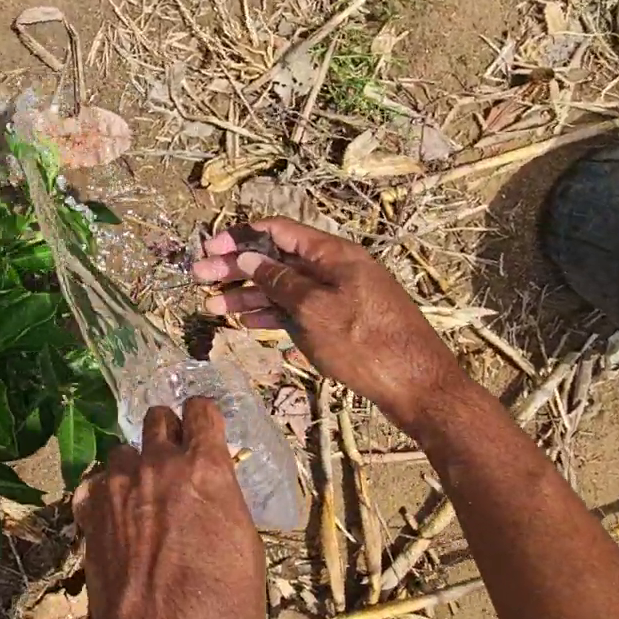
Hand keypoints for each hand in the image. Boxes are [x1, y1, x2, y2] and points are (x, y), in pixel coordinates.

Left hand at [69, 398, 263, 618]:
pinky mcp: (89, 507)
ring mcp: (118, 483)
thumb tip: (210, 492)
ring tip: (143, 502)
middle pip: (156, 418)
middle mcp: (158, 463)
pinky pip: (97, 483)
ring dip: (135, 468)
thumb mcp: (244, 551)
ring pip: (123, 452)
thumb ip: (221, 503)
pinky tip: (116, 522)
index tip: (202, 427)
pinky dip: (106, 495)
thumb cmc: (222, 615)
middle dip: (165, 433)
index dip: (202, 417)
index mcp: (205, 469)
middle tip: (172, 461)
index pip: (201, 411)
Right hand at [190, 217, 465, 433]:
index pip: (278, 231)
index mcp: (333, 255)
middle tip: (199, 277)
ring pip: (280, 287)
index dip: (240, 236)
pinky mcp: (336, 321)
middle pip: (274, 259)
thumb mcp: (315, 309)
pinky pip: (294, 309)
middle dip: (234, 267)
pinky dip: (267, 313)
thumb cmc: (367, 344)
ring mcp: (334, 296)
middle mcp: (332, 270)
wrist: (419, 388)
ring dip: (245, 294)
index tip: (210, 248)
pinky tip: (242, 321)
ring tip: (211, 306)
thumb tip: (248, 259)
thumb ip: (279, 281)